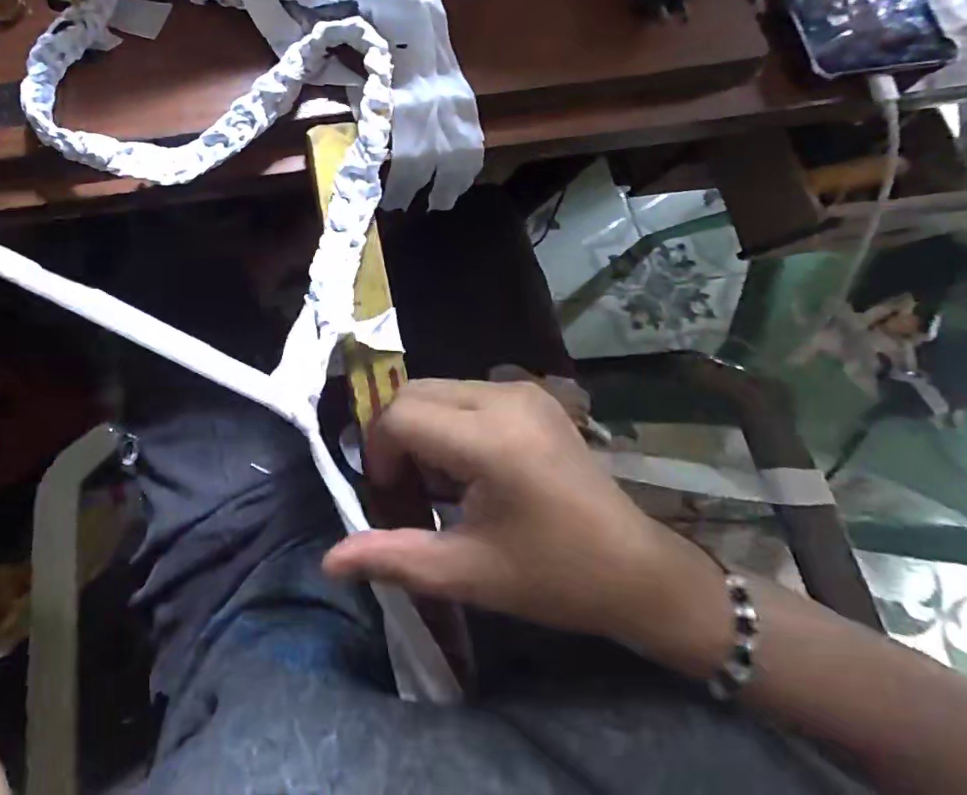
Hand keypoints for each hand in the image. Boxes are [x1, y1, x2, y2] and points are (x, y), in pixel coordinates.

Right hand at [323, 379, 718, 650]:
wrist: (637, 570)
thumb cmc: (553, 577)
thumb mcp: (467, 574)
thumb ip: (393, 558)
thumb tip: (329, 560)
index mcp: (491, 440)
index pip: (400, 417)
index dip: (379, 454)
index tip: (393, 498)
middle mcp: (504, 398)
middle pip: (412, 393)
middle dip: (393, 437)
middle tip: (407, 489)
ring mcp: (521, 390)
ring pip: (435, 389)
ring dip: (419, 428)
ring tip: (438, 482)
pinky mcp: (531, 394)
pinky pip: (463, 393)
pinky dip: (445, 422)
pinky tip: (466, 465)